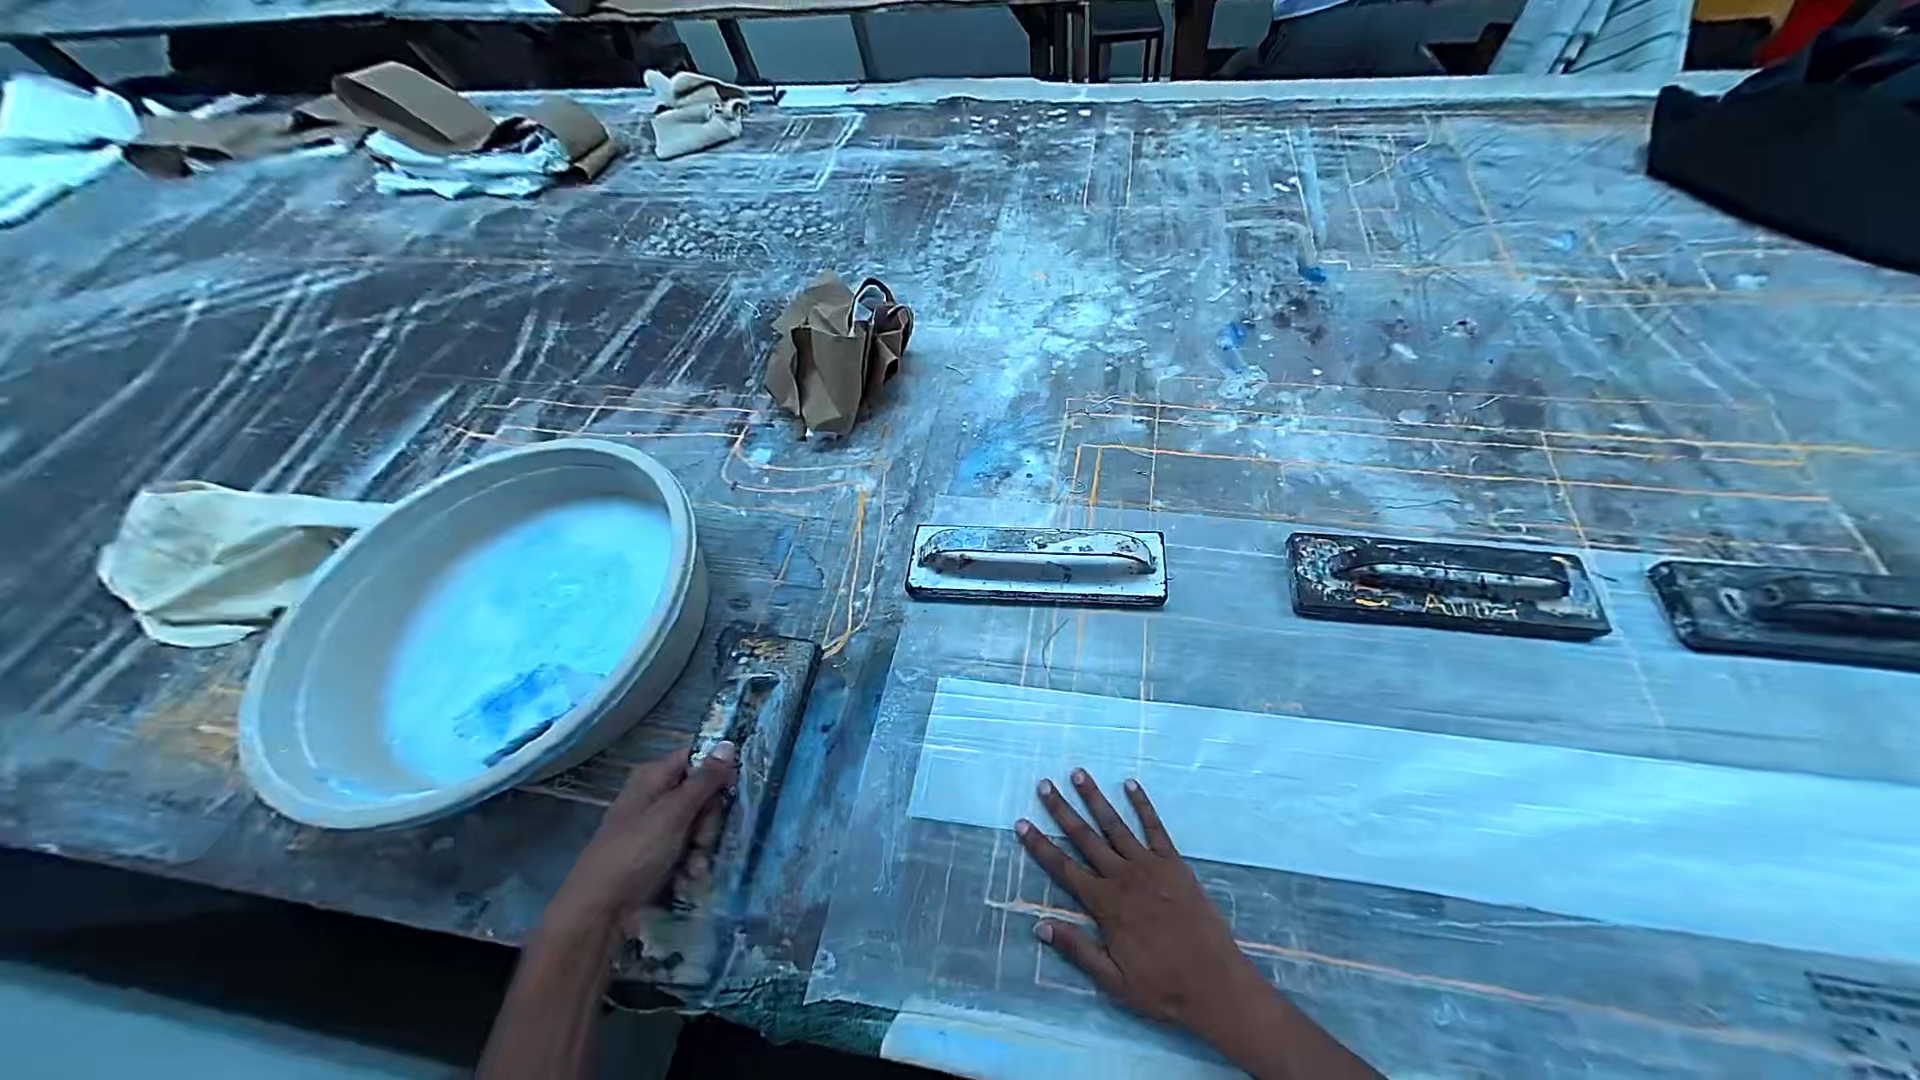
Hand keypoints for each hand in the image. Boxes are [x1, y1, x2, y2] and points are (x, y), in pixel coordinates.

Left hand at [549, 741, 738, 929]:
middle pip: (702, 794)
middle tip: (702, 838)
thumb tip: (728, 743)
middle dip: (708, 821)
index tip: (731, 789)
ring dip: (702, 847)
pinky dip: (691, 862)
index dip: (717, 771)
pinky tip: (686, 878)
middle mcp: (655, 796)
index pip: (696, 758)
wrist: (599, 912)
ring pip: (699, 824)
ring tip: (693, 867)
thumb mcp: (675, 812)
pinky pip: (688, 847)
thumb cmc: (635, 852)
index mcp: (654, 777)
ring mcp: (656, 826)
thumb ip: (705, 779)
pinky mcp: (658, 853)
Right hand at [1016, 770, 1268, 1035]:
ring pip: (1115, 825)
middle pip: (1085, 836)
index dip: (1040, 845)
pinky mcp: (1174, 863)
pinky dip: (1142, 804)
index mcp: (1105, 903)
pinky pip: (1155, 827)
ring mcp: (1149, 865)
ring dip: (1095, 798)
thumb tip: (1039, 925)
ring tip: (1079, 773)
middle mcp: (1123, 876)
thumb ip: (1076, 949)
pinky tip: (1130, 784)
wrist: (1216, 983)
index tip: (1022, 823)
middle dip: (1061, 809)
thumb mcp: (1113, 980)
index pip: (1063, 867)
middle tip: (1044, 784)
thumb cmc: (1162, 986)